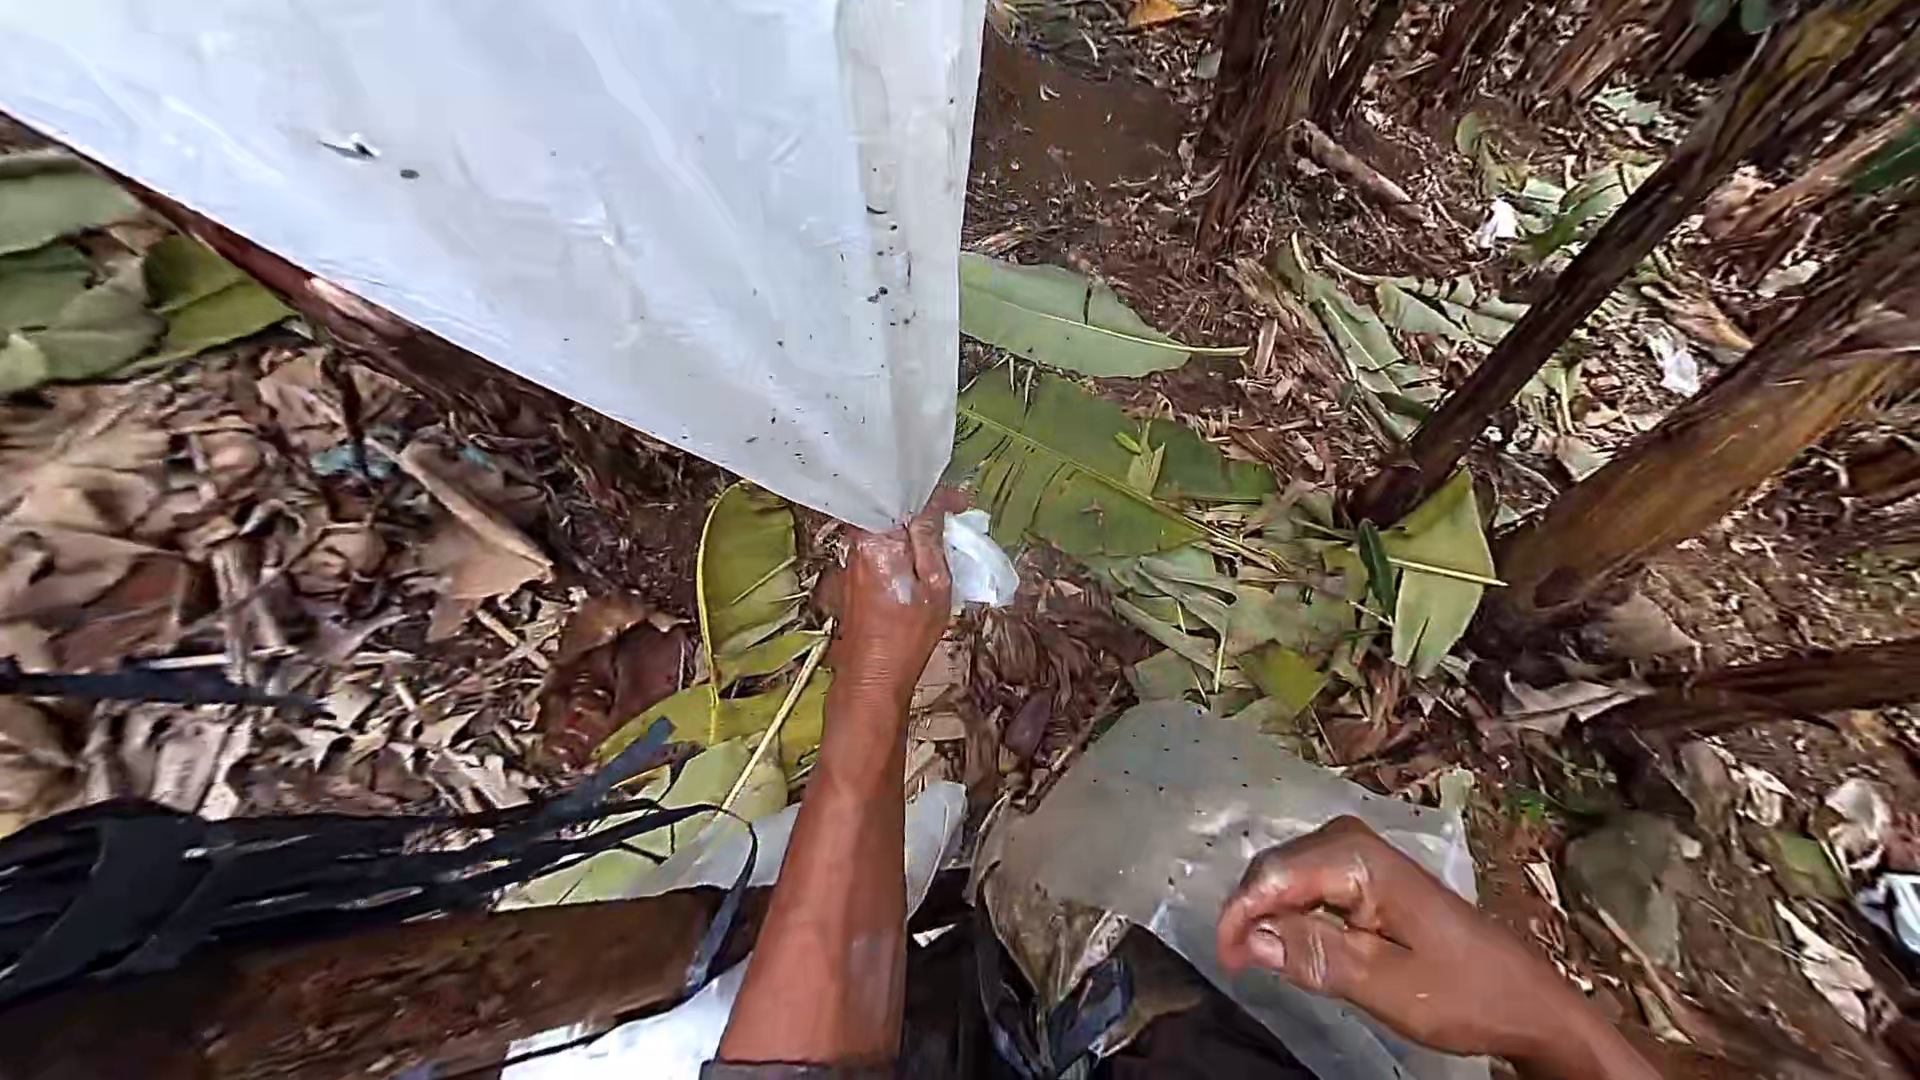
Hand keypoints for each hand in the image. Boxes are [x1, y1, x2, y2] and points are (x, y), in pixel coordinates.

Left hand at [823, 492, 958, 712]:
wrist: (874, 673)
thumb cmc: (908, 633)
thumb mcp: (935, 582)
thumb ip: (930, 537)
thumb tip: (935, 504)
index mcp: (877, 537)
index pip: (908, 496)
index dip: (939, 496)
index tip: (963, 503)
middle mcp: (858, 540)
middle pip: (894, 508)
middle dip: (927, 509)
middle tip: (957, 518)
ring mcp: (853, 556)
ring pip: (888, 526)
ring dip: (915, 528)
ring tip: (944, 538)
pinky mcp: (855, 572)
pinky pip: (882, 545)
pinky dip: (904, 544)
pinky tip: (923, 558)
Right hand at [1216, 818, 1657, 1079]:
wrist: (1526, 997)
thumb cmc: (1464, 992)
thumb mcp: (1388, 985)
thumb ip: (1315, 956)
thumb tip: (1250, 938)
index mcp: (1354, 855)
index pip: (1274, 875)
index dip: (1241, 914)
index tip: (1225, 957)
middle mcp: (1343, 835)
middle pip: (1273, 870)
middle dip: (1251, 914)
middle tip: (1240, 962)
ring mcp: (1347, 845)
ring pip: (1282, 875)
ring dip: (1266, 914)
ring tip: (1258, 955)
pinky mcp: (1351, 862)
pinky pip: (1300, 881)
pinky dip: (1287, 911)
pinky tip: (1285, 938)